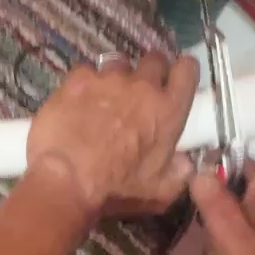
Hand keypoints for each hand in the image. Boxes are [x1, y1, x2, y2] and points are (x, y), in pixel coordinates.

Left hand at [26, 51, 201, 217]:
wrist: (67, 182)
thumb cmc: (116, 191)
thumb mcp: (160, 193)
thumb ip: (179, 174)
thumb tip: (185, 163)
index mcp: (168, 111)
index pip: (187, 70)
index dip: (182, 72)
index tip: (174, 82)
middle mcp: (142, 86)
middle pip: (154, 60)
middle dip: (150, 73)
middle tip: (138, 96)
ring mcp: (109, 79)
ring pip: (119, 64)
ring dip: (117, 79)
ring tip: (105, 100)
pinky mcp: (78, 80)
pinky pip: (87, 73)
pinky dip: (86, 85)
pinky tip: (78, 104)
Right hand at [190, 163, 254, 254]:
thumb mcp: (223, 223)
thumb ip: (208, 192)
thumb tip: (195, 170)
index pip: (233, 160)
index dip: (209, 173)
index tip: (191, 192)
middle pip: (228, 192)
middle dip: (211, 214)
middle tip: (208, 233)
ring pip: (228, 218)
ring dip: (216, 238)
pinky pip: (236, 238)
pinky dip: (227, 252)